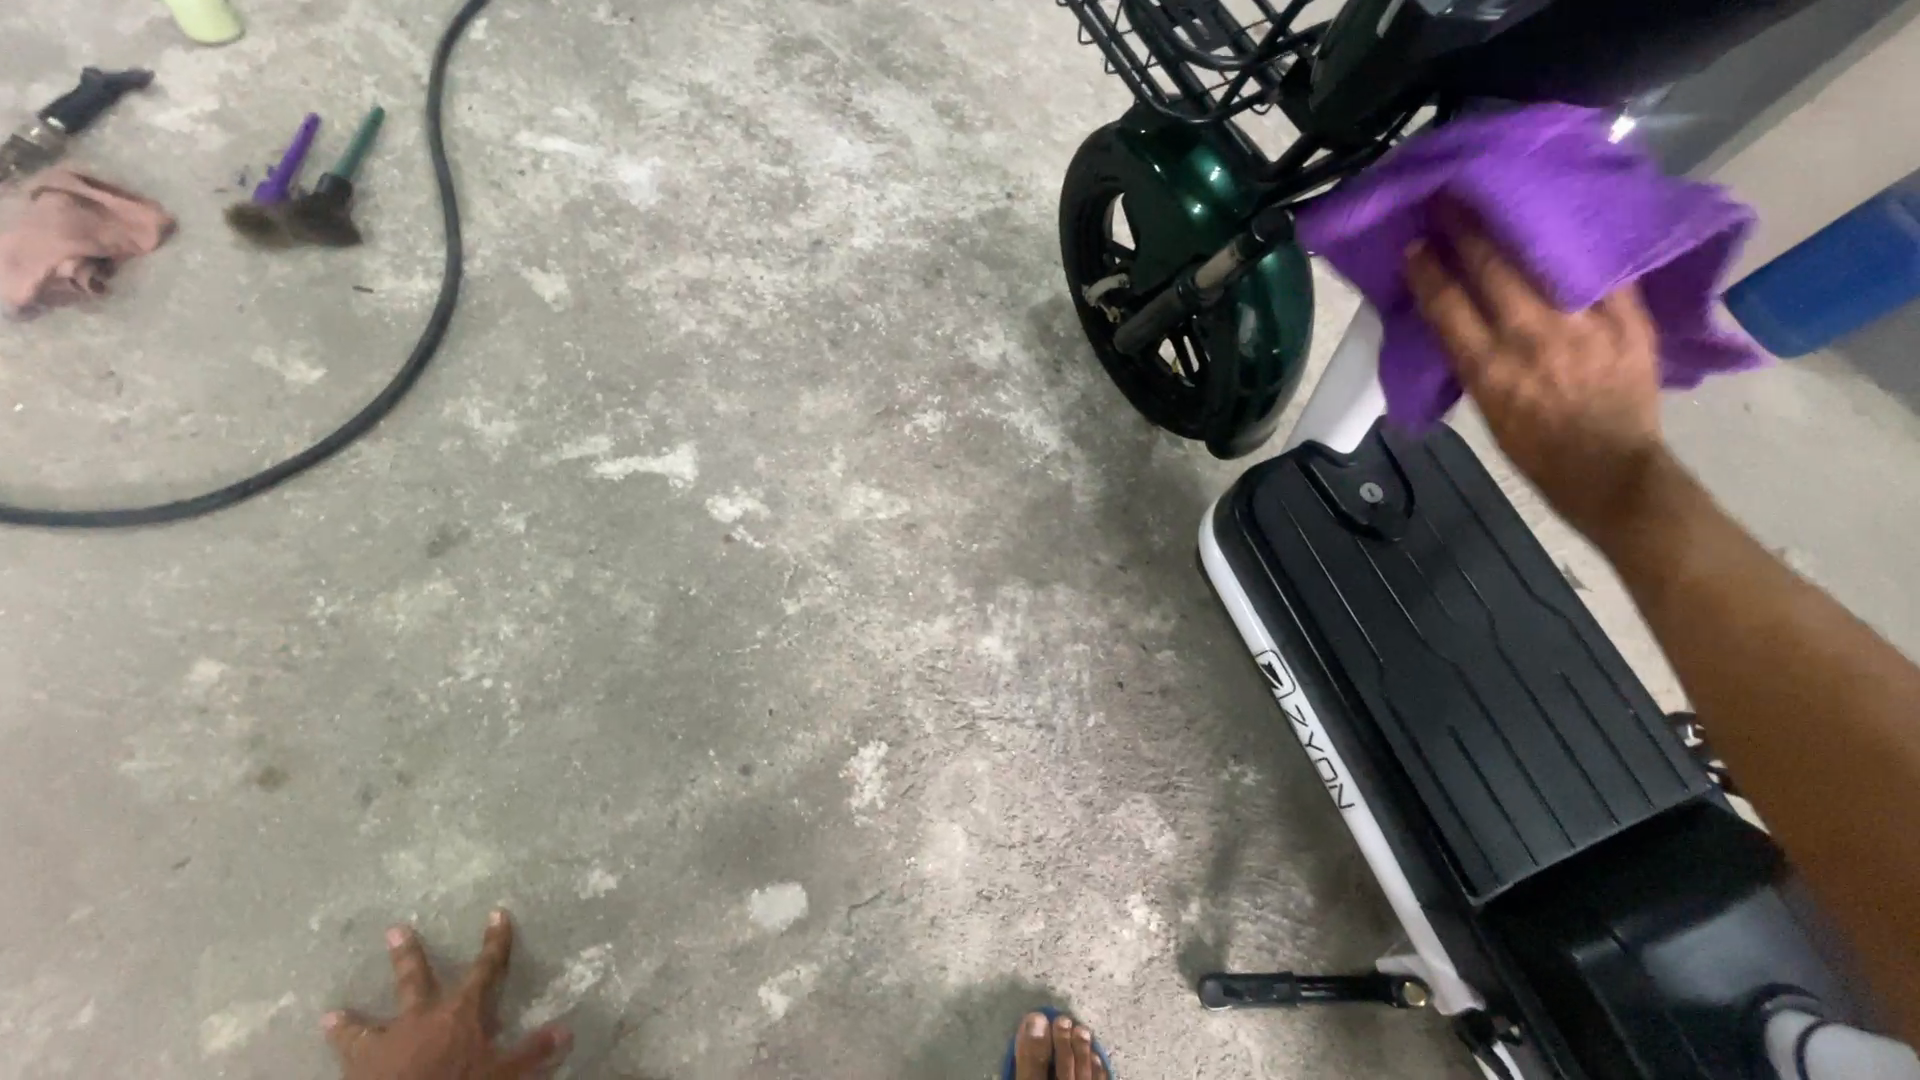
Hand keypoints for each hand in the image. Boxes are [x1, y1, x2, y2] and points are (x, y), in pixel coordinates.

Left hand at [323, 910, 570, 1079]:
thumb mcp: (503, 1074)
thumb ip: (532, 1052)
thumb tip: (567, 1030)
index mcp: (461, 1012)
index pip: (485, 969)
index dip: (494, 942)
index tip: (497, 914)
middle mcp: (420, 1018)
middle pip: (415, 980)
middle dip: (409, 954)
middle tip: (395, 929)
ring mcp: (384, 1043)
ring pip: (366, 1023)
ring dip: (350, 1019)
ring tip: (331, 1013)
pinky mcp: (357, 1069)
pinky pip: (344, 1055)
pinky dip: (336, 1048)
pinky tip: (324, 1039)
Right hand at [1404, 220, 1666, 539]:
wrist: (1608, 468)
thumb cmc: (1532, 447)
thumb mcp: (1485, 406)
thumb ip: (1475, 358)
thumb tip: (1461, 317)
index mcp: (1488, 369)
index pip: (1449, 306)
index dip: (1428, 271)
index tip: (1414, 244)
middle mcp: (1533, 340)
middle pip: (1493, 271)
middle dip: (1467, 232)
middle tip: (1451, 199)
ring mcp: (1586, 325)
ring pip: (1544, 261)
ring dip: (1517, 226)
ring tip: (1501, 198)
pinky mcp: (1629, 319)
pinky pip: (1601, 269)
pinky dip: (1579, 244)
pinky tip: (1565, 221)